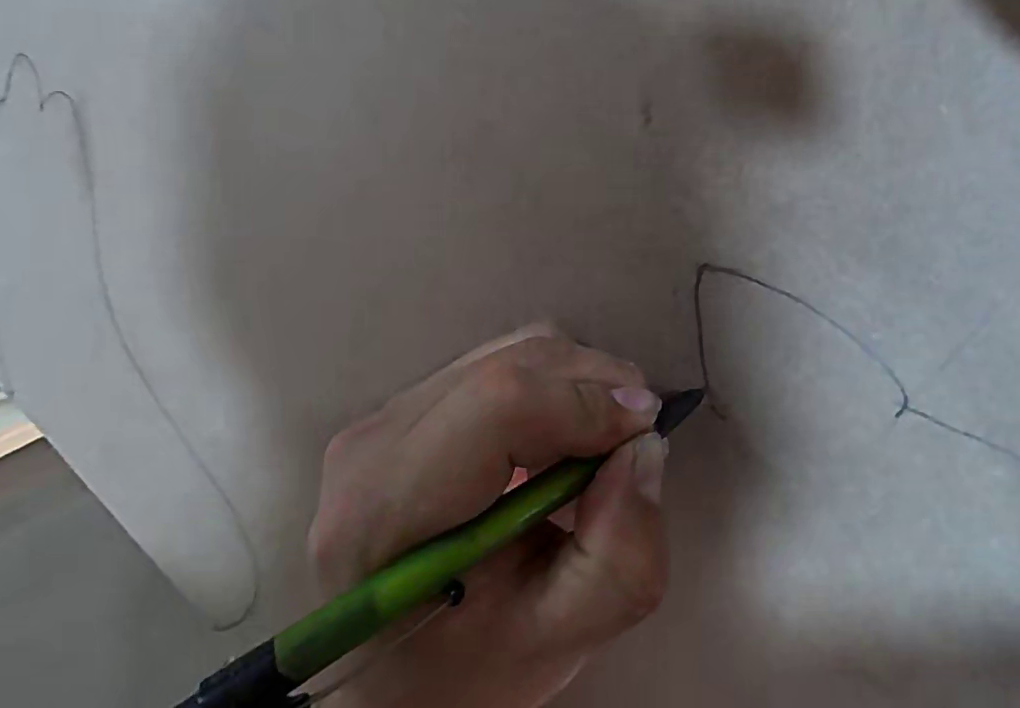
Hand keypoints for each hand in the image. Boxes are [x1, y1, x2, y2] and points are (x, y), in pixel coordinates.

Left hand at [306, 326, 670, 707]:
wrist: (385, 665)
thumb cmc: (459, 668)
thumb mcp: (552, 643)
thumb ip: (619, 558)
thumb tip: (643, 449)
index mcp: (387, 506)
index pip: (498, 404)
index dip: (583, 403)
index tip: (644, 431)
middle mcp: (374, 438)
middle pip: (508, 363)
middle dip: (592, 385)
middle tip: (633, 438)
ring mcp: (383, 413)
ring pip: (506, 352)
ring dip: (573, 383)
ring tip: (596, 443)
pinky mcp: (403, 405)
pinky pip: (493, 363)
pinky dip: (546, 386)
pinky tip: (555, 439)